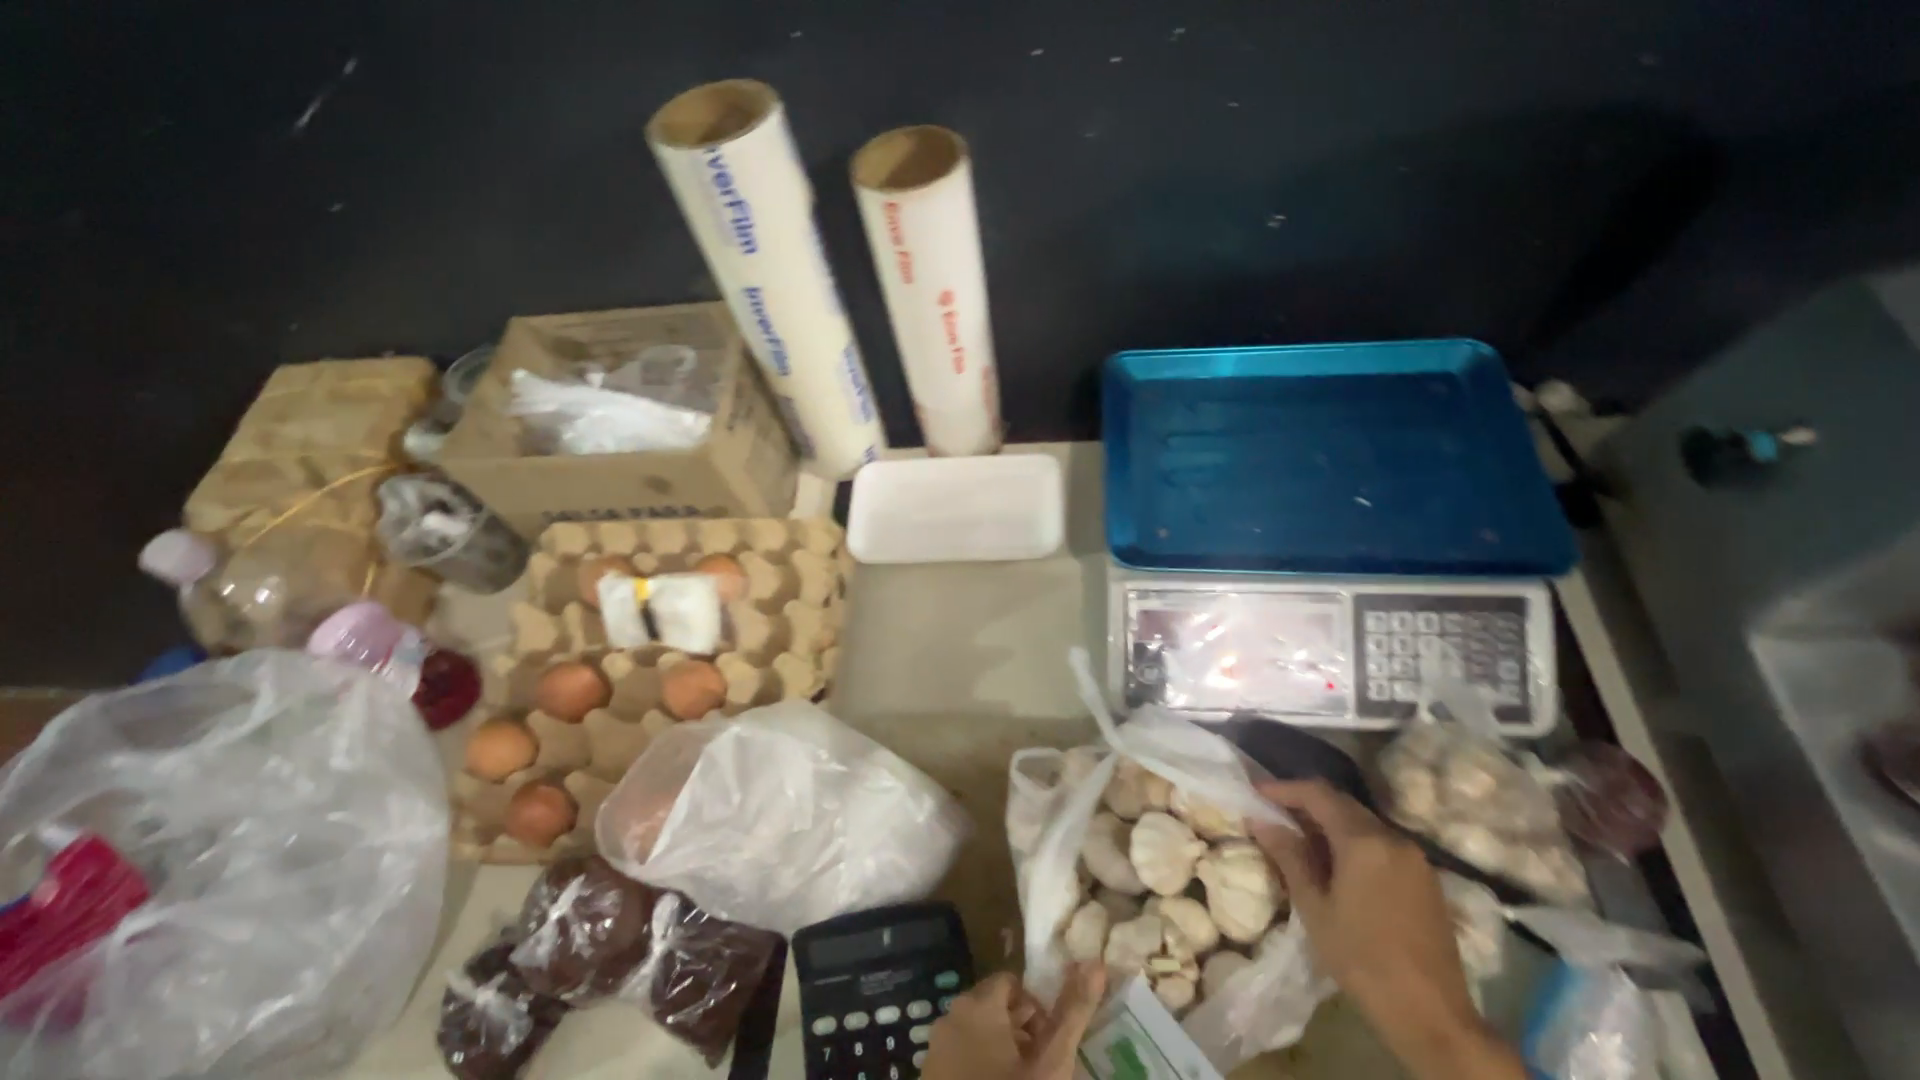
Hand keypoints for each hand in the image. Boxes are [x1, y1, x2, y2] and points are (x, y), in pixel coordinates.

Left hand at [920, 962, 1105, 1079]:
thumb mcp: (1051, 1063)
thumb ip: (1073, 1012)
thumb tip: (1096, 965)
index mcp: (977, 1005)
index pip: (1011, 983)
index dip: (1036, 1008)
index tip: (1048, 1042)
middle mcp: (950, 1016)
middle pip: (993, 1005)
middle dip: (1020, 1029)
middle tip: (1038, 1065)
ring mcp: (935, 1047)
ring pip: (976, 1031)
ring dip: (1001, 1049)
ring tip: (1022, 1079)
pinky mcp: (930, 1074)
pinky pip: (959, 1054)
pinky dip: (979, 1065)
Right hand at [1248, 779, 1523, 1079]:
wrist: (1429, 1011)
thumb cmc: (1361, 958)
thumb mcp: (1314, 908)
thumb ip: (1289, 857)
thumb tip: (1261, 821)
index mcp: (1364, 841)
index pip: (1319, 794)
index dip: (1284, 788)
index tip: (1255, 792)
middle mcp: (1393, 838)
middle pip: (1343, 805)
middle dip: (1306, 805)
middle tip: (1272, 816)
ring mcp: (1414, 858)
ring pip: (1363, 824)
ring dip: (1329, 825)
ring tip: (1297, 841)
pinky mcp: (1424, 878)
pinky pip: (1381, 845)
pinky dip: (1352, 843)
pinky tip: (1334, 866)